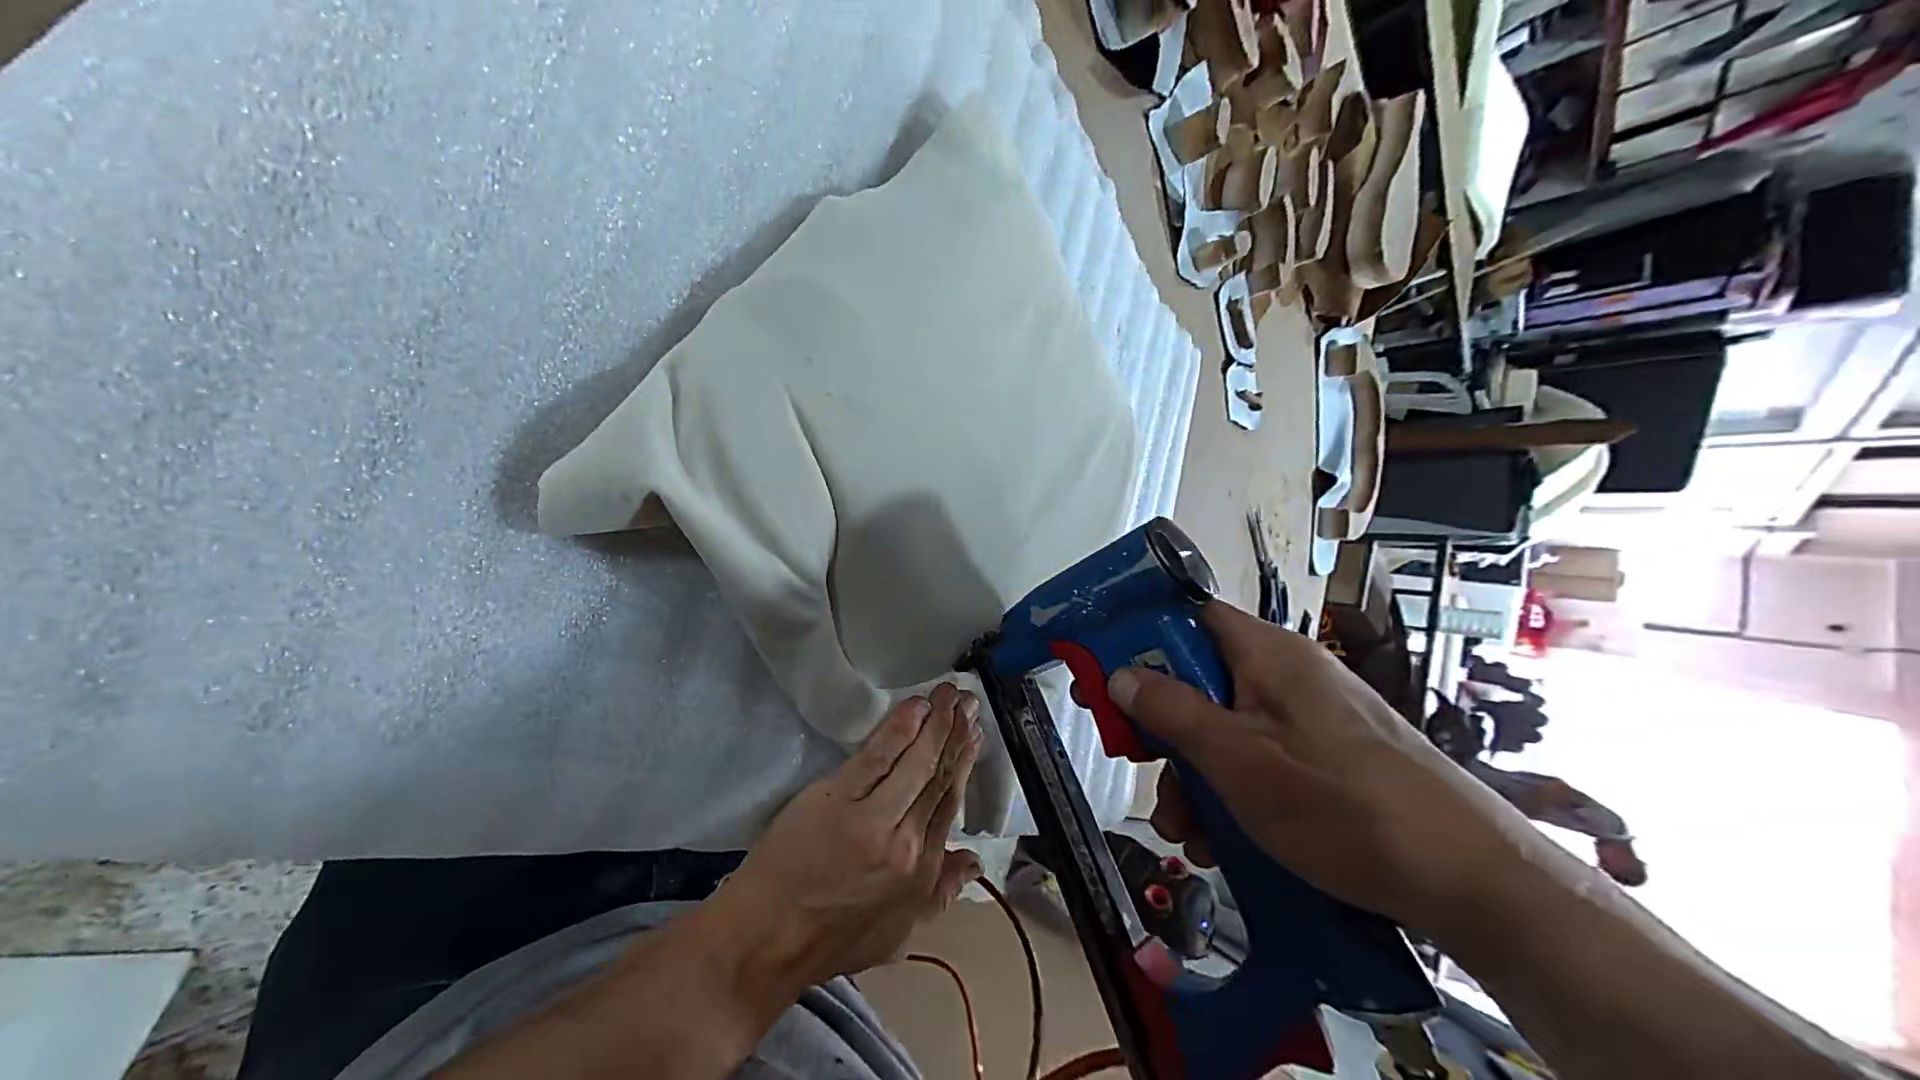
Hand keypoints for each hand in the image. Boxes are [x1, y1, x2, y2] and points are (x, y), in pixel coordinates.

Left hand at [705, 683, 984, 988]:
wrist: (768, 940)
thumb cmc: (830, 938)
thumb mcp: (896, 931)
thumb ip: (940, 892)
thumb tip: (973, 859)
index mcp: (922, 869)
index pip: (950, 802)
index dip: (965, 763)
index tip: (975, 733)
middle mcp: (906, 840)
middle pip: (938, 776)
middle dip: (957, 734)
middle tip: (968, 700)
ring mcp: (872, 817)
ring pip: (915, 762)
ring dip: (937, 724)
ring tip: (949, 694)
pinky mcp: (836, 799)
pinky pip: (876, 757)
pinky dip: (899, 730)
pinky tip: (916, 707)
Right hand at [1110, 601, 1552, 941]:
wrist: (1471, 879)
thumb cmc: (1341, 803)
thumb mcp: (1237, 759)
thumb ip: (1172, 711)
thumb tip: (1121, 674)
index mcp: (1267, 653)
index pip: (1188, 616)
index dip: (1141, 640)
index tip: (1105, 678)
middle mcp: (1288, 674)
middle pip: (1201, 681)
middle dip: (1166, 734)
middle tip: (1147, 777)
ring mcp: (1311, 718)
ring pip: (1228, 729)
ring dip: (1196, 778)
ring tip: (1192, 837)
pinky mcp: (1329, 758)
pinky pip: (1262, 760)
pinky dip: (1235, 794)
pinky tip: (1228, 843)